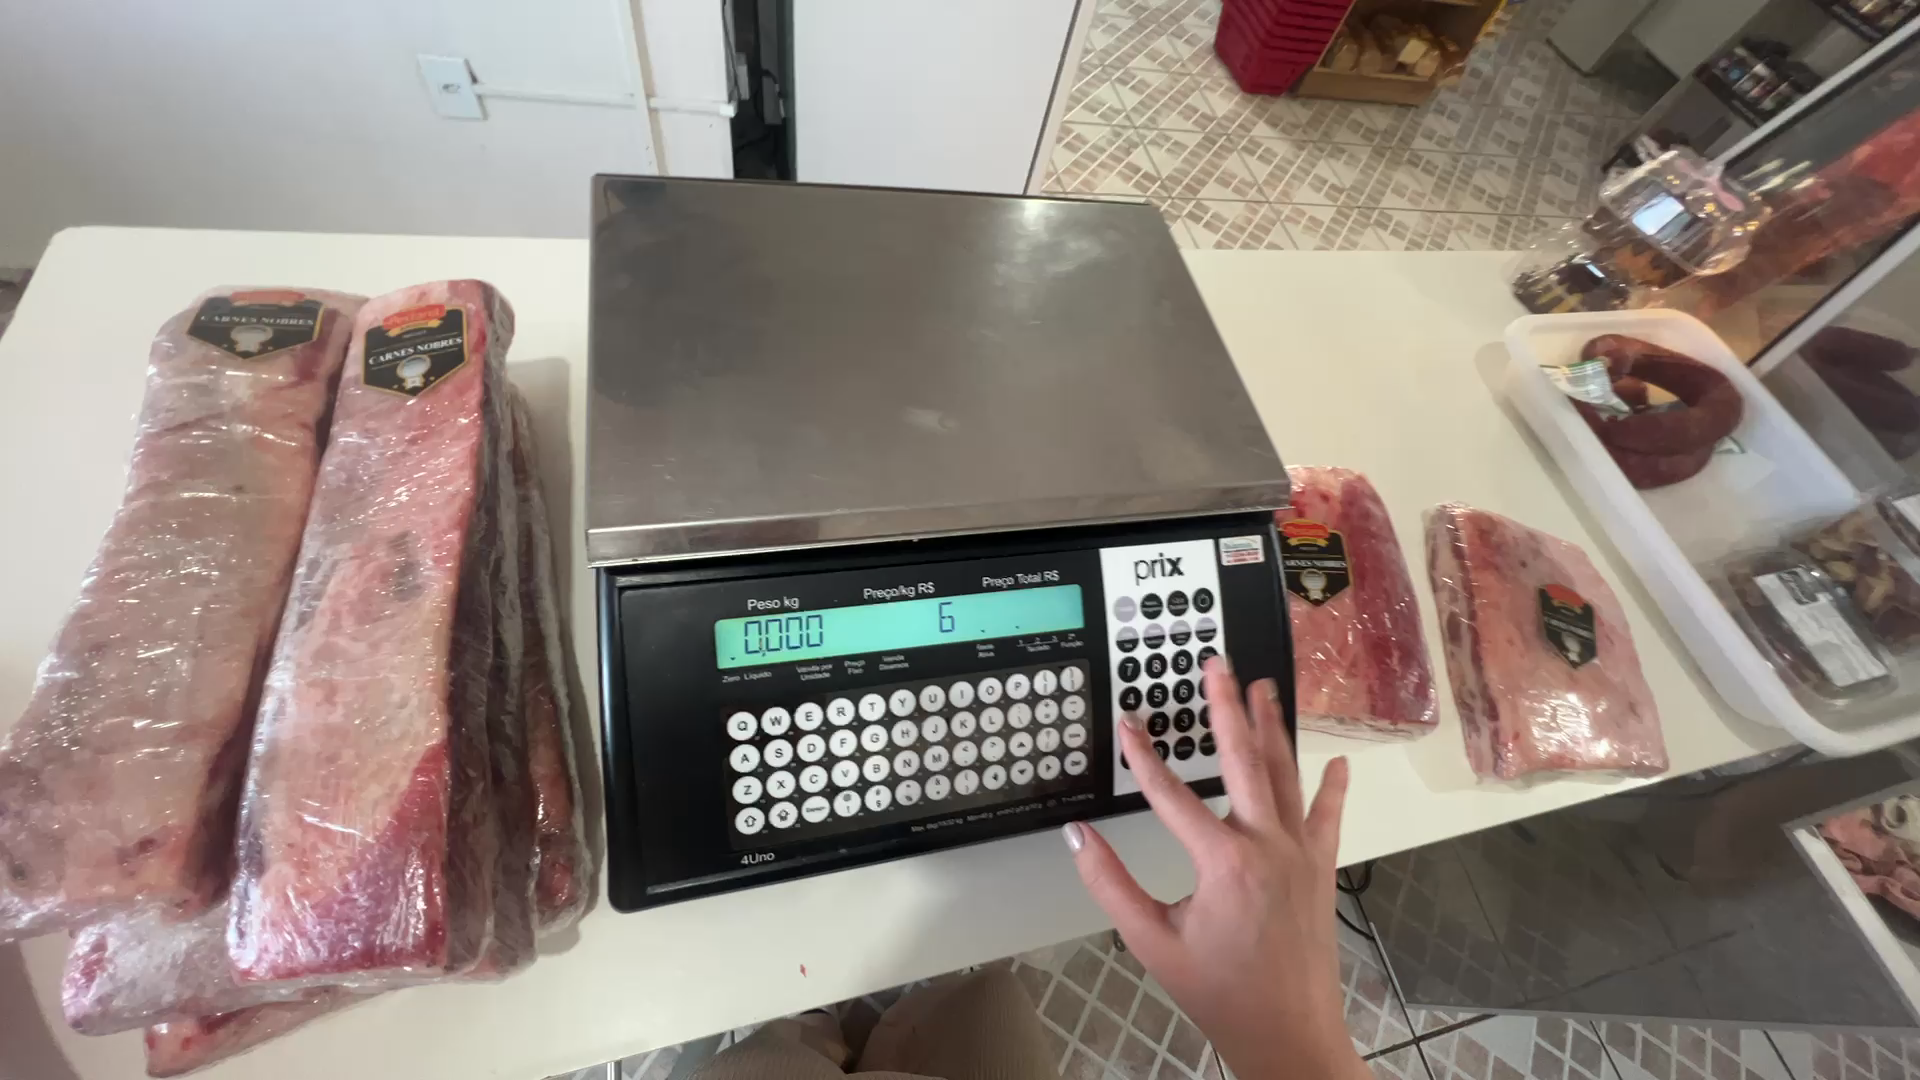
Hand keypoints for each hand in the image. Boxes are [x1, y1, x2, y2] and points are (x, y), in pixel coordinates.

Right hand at [1062, 656, 1359, 1079]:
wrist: (1291, 1040)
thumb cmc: (1220, 992)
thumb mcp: (1151, 941)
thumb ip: (1109, 883)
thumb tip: (1077, 836)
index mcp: (1224, 861)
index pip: (1170, 794)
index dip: (1142, 755)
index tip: (1128, 721)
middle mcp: (1268, 846)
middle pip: (1244, 760)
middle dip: (1227, 707)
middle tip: (1218, 666)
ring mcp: (1301, 854)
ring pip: (1286, 775)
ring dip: (1272, 728)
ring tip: (1264, 687)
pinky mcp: (1321, 869)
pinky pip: (1328, 818)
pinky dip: (1333, 788)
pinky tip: (1337, 761)